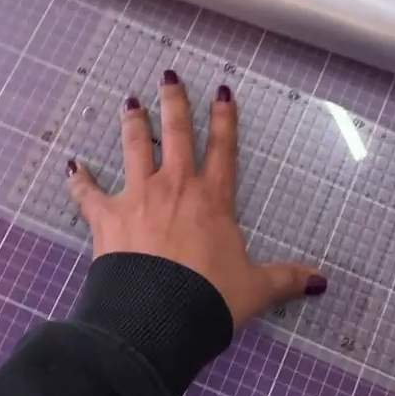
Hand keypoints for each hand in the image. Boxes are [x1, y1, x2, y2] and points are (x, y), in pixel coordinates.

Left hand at [66, 71, 324, 328]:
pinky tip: (73, 165)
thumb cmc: (209, 299)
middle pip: (178, 135)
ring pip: (136, 149)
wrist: (158, 318)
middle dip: (175, 103)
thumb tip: (321, 281)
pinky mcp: (107, 217)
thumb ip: (286, 279)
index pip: (223, 149)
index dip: (225, 119)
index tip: (222, 91)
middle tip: (169, 76)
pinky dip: (80, 180)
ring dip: (134, 124)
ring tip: (130, 102)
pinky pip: (89, 194)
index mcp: (213, 199)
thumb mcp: (255, 288)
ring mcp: (139, 197)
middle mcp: (176, 187)